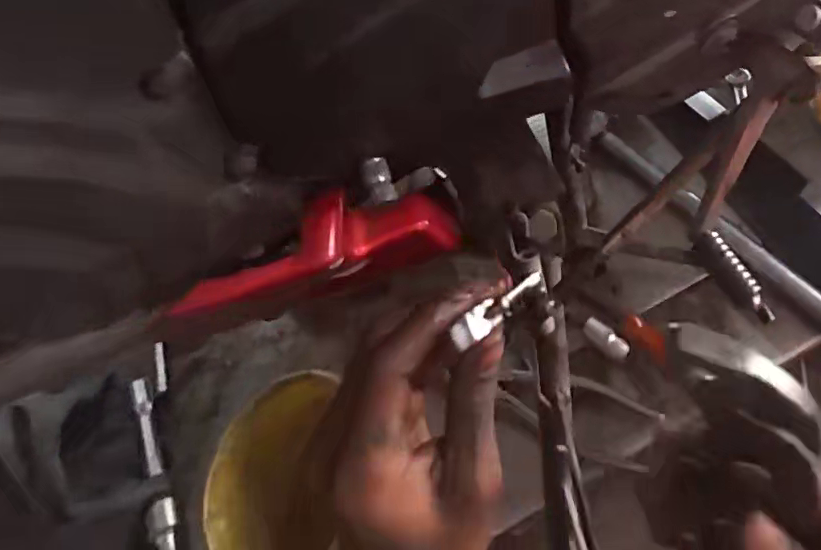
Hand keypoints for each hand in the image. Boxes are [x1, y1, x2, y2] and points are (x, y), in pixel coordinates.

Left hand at [306, 282, 507, 549]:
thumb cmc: (447, 544)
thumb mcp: (474, 480)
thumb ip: (475, 399)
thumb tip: (491, 328)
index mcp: (360, 462)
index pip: (386, 363)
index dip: (431, 319)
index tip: (476, 295)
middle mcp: (331, 442)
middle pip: (375, 347)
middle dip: (432, 312)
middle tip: (483, 296)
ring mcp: (330, 434)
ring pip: (375, 349)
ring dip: (426, 323)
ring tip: (475, 308)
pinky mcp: (342, 429)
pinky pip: (379, 369)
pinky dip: (417, 346)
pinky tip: (454, 335)